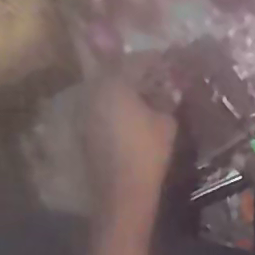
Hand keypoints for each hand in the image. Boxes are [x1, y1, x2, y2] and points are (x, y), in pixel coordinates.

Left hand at [82, 69, 177, 234]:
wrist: (123, 193)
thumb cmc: (148, 152)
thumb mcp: (166, 123)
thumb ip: (166, 100)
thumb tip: (168, 90)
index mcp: (113, 84)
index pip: (134, 61)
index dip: (154, 62)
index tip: (169, 64)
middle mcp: (92, 92)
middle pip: (116, 74)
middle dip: (137, 75)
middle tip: (158, 80)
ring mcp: (85, 113)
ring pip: (108, 93)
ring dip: (126, 93)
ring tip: (148, 99)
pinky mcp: (85, 132)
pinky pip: (103, 111)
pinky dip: (118, 109)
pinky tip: (135, 119)